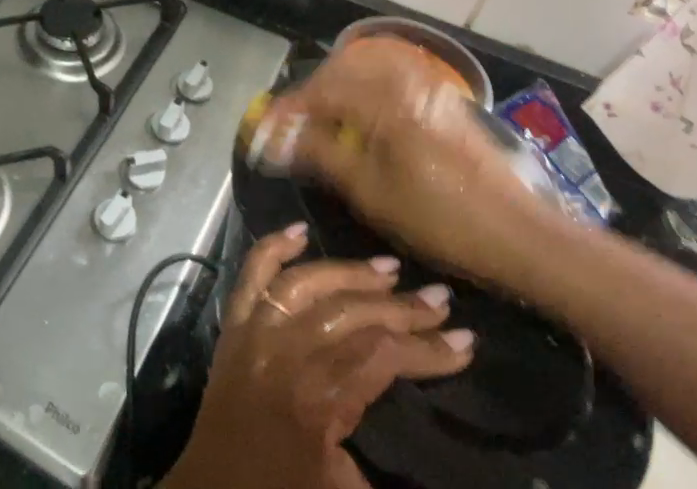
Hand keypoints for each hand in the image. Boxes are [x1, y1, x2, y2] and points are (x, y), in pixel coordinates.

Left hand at [163, 225, 473, 488]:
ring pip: (305, 285)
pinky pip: (249, 279)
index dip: (426, 348)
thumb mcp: (344, 486)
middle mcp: (282, 354)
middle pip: (348, 314)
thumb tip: (425, 434)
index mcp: (314, 399)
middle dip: (401, 307)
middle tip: (442, 300)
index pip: (380, 354)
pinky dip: (272, 249)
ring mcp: (252, 335)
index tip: (465, 344)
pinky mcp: (231, 330)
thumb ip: (382, 454)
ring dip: (348, 272)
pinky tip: (299, 232)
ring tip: (390, 269)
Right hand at [258, 37, 556, 286]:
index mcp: (387, 101)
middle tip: (290, 126)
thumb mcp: (369, 191)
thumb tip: (277, 138)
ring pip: (369, 69)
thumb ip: (319, 154)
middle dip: (310, 94)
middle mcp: (408, 82)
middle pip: (343, 68)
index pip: (320, 91)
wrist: (518, 236)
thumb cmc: (440, 219)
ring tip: (320, 124)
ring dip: (338, 89)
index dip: (286, 110)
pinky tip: (359, 124)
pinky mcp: (444, 102)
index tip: (263, 130)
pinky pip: (392, 79)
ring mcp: (430, 89)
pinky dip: (365, 92)